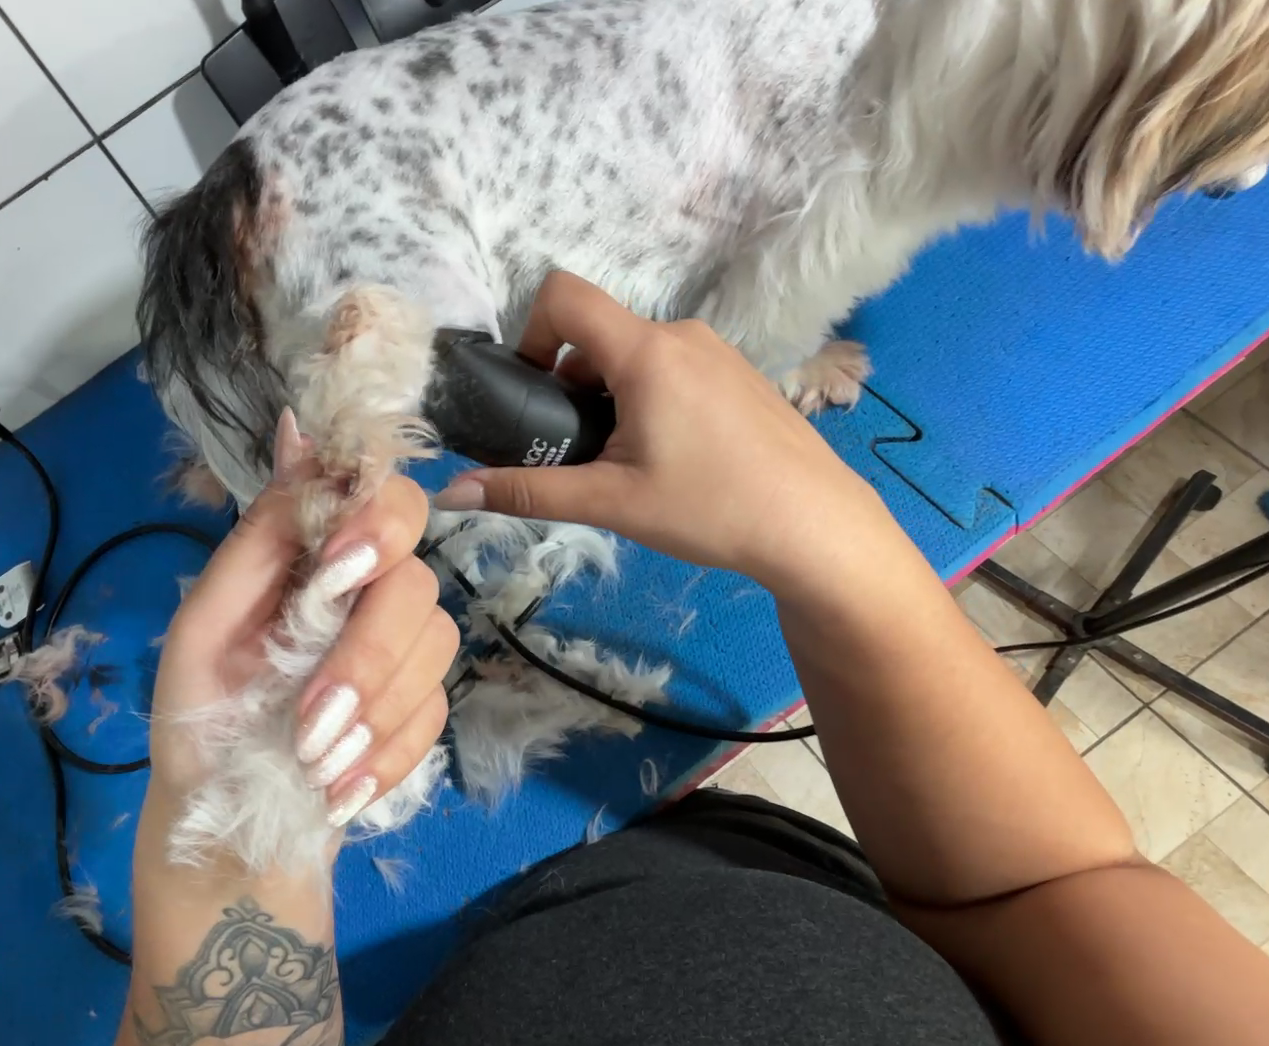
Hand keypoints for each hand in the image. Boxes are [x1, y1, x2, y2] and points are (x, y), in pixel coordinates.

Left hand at [149, 410, 460, 825]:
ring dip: (373, 712)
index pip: (385, 498)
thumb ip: (259, 534)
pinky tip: (339, 787)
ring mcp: (401, 650)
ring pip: (435, 648)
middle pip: (415, 583)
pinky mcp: (420, 708)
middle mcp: (369, 591)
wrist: (224, 816)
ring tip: (312, 763)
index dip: (378, 520)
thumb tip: (297, 429)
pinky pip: (433, 714)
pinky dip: (386, 755)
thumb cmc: (201, 711)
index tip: (340, 567)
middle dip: (366, 652)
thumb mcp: (206, 621)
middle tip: (309, 717)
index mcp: (316, 556)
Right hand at [432, 272, 894, 587]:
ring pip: (633, 355)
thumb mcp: (610, 502)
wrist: (817, 527)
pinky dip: (644, 398)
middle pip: (595, 334)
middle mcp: (681, 335)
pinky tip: (669, 457)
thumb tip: (451, 493)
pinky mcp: (737, 374)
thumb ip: (527, 493)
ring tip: (622, 462)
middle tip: (575, 450)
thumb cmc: (711, 508)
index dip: (530, 333)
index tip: (533, 394)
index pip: (563, 294)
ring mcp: (716, 352)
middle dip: (567, 384)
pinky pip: (670, 368)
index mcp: (646, 352)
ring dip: (606, 396)